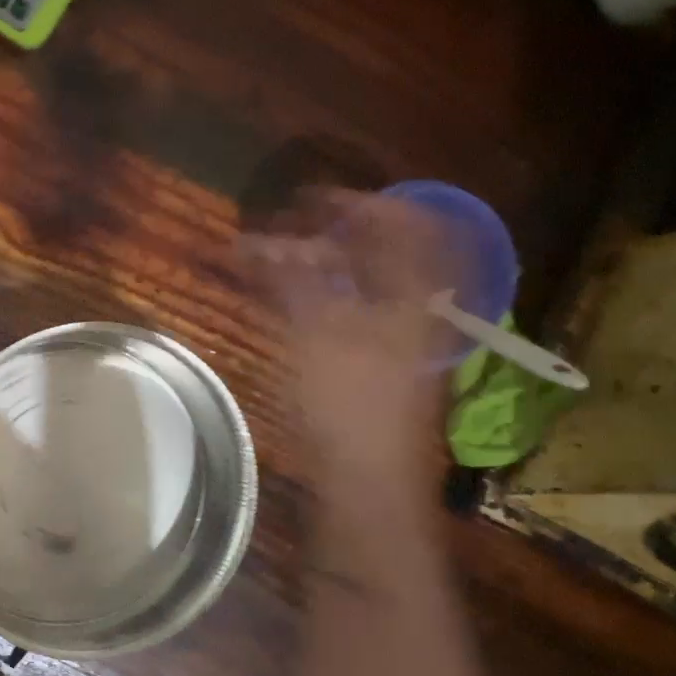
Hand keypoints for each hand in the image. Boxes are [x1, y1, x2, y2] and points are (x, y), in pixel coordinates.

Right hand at [242, 189, 450, 486]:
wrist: (368, 475)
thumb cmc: (348, 402)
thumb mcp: (315, 332)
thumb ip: (290, 278)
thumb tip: (258, 240)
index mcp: (415, 291)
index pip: (400, 223)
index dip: (354, 204)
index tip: (305, 199)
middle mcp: (417, 305)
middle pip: (381, 252)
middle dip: (329, 235)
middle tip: (282, 230)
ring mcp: (402, 336)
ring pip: (365, 282)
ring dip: (322, 266)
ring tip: (275, 261)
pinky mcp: (381, 362)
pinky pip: (354, 309)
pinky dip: (322, 296)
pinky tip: (290, 301)